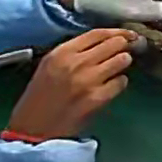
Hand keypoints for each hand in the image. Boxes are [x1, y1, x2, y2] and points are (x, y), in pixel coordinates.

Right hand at [5, 28, 137, 138]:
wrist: (32, 130)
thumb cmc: (40, 97)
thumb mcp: (50, 66)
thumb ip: (76, 52)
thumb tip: (110, 41)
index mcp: (61, 53)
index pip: (98, 33)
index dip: (118, 32)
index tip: (129, 35)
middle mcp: (76, 63)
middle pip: (116, 43)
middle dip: (123, 48)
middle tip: (122, 54)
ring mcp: (88, 80)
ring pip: (123, 60)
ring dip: (122, 65)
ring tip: (112, 72)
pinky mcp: (98, 97)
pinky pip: (122, 81)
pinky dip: (119, 84)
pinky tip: (108, 88)